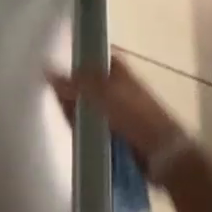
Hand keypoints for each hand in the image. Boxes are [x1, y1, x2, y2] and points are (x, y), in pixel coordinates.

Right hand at [47, 55, 186, 161]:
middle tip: (62, 101)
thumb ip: (74, 83)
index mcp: (116, 68)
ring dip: (75, 112)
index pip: (88, 56)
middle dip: (69, 92)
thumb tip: (47, 70)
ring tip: (72, 120)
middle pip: (81, 82)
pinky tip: (78, 132)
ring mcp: (115, 108)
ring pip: (83, 104)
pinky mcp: (114, 129)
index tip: (54, 69)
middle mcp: (115, 85)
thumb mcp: (102, 94)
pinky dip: (82, 126)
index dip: (71, 60)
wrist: (164, 156)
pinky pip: (89, 123)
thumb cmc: (135, 116)